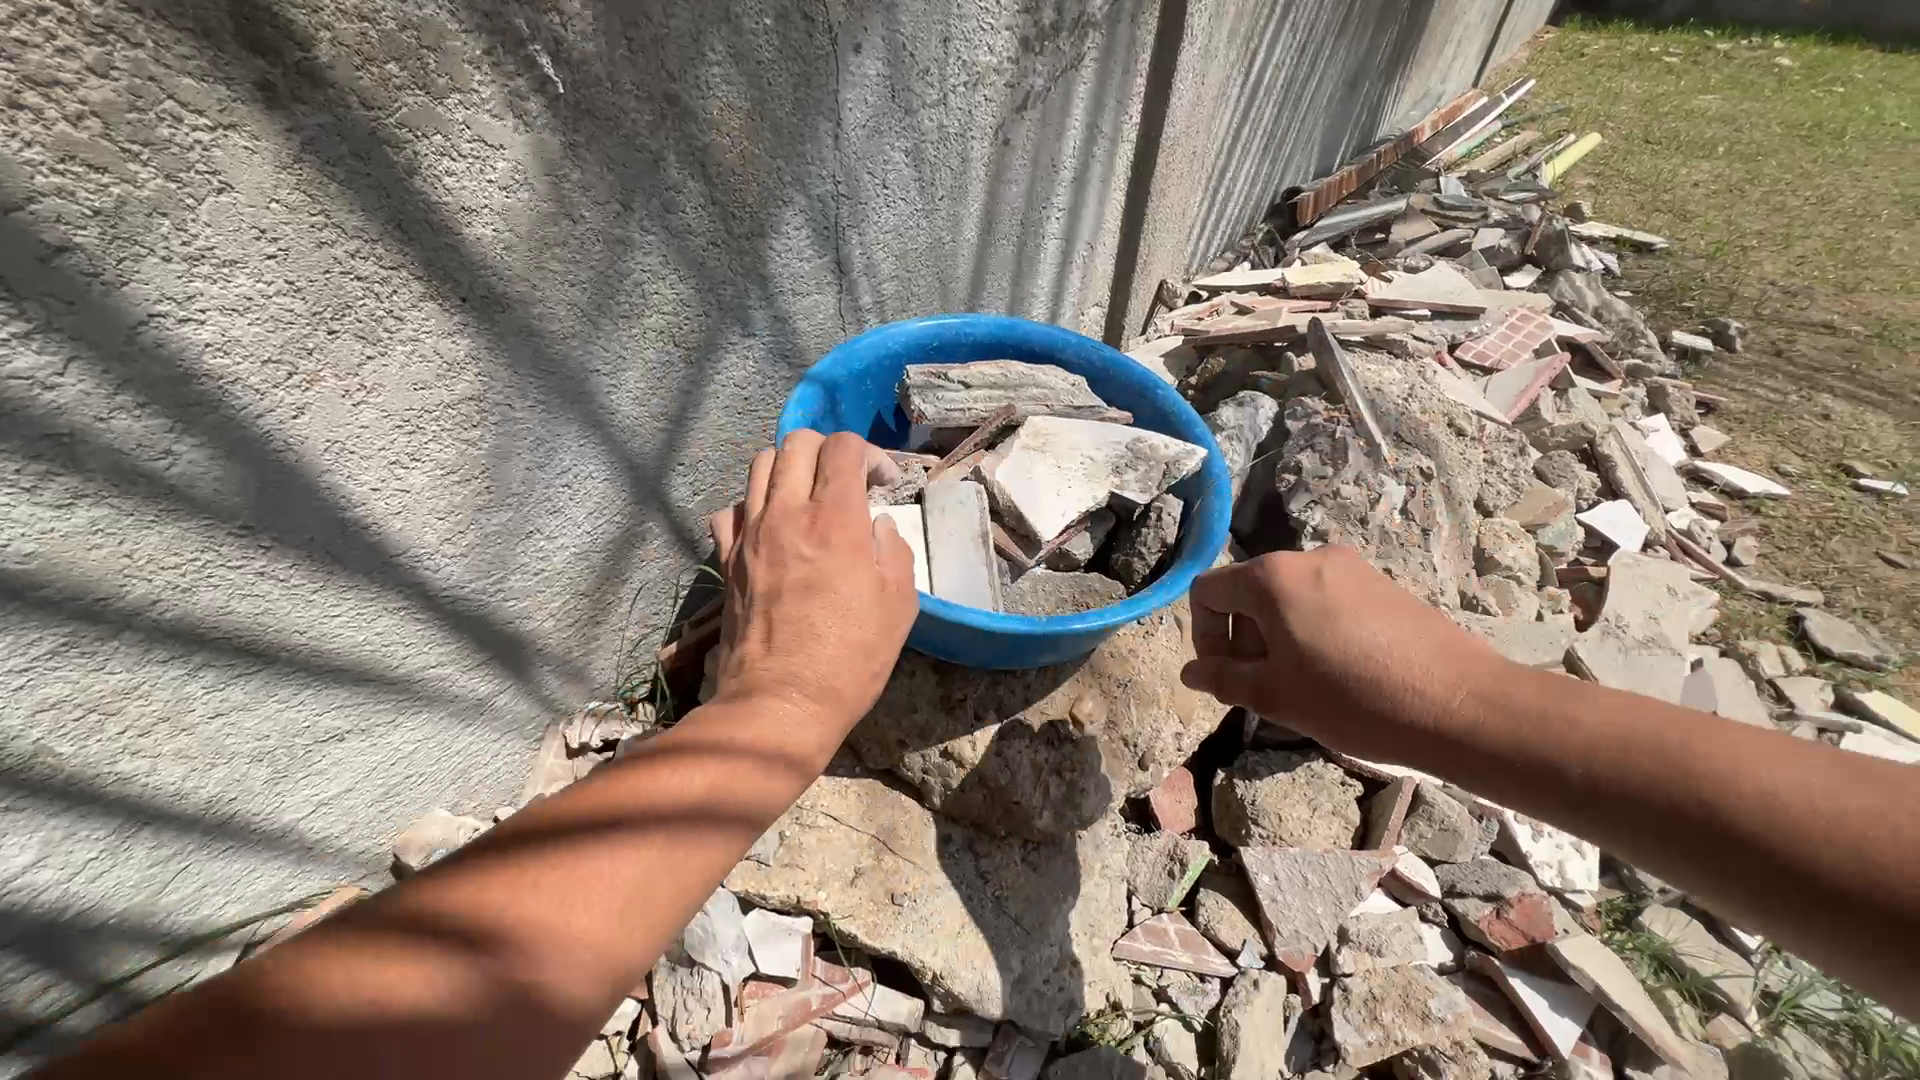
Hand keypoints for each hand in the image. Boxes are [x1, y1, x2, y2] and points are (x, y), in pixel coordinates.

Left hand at [706, 431, 918, 733]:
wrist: (782, 702)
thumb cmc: (851, 658)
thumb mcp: (899, 605)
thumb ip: (893, 551)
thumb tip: (877, 526)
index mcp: (836, 520)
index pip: (844, 448)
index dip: (870, 455)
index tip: (883, 484)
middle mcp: (788, 514)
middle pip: (798, 443)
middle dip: (829, 450)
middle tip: (846, 482)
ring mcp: (751, 535)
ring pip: (759, 464)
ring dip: (790, 469)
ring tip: (808, 498)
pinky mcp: (727, 560)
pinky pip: (731, 509)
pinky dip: (752, 505)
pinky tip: (770, 527)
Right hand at [1181, 546, 1509, 761]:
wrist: (1463, 706)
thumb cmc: (1355, 700)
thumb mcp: (1276, 696)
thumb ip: (1224, 679)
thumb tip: (1191, 673)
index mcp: (1273, 578)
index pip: (1208, 590)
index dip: (1204, 634)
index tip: (1227, 675)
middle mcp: (1309, 557)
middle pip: (1248, 590)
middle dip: (1244, 637)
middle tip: (1266, 684)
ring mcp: (1351, 567)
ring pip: (1289, 597)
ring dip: (1279, 636)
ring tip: (1306, 682)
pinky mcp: (1383, 583)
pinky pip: (1326, 599)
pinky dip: (1315, 629)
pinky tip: (1343, 672)